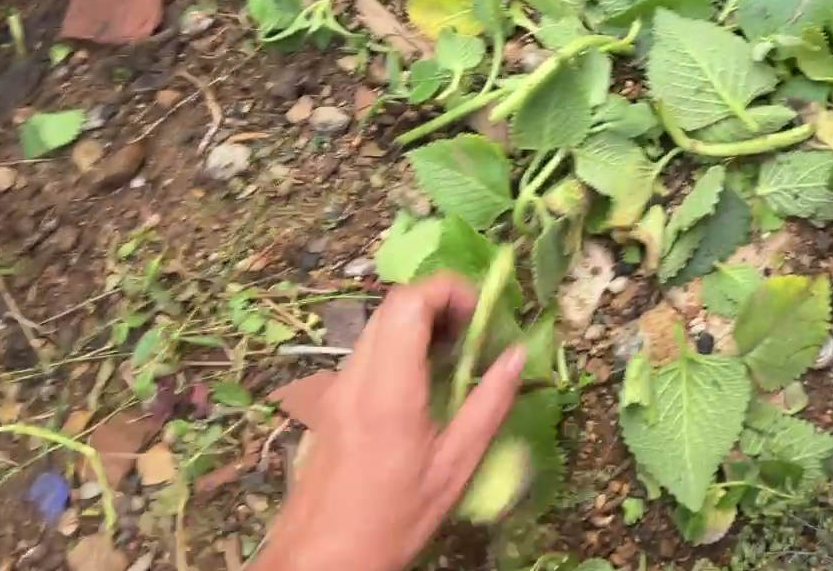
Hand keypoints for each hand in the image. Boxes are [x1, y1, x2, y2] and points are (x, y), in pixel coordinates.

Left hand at [253, 278, 525, 570]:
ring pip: (380, 322)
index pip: (409, 303)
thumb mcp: (454, 467)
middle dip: (440, 300)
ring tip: (454, 353)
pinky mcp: (330, 400)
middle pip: (394, 303)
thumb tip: (518, 354)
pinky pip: (370, 348)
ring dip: (421, 320)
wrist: (315, 567)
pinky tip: (424, 379)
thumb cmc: (391, 520)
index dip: (449, 290)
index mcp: (388, 391)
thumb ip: (489, 404)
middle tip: (472, 330)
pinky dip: (402, 342)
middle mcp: (355, 378)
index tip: (480, 315)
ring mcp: (337, 387)